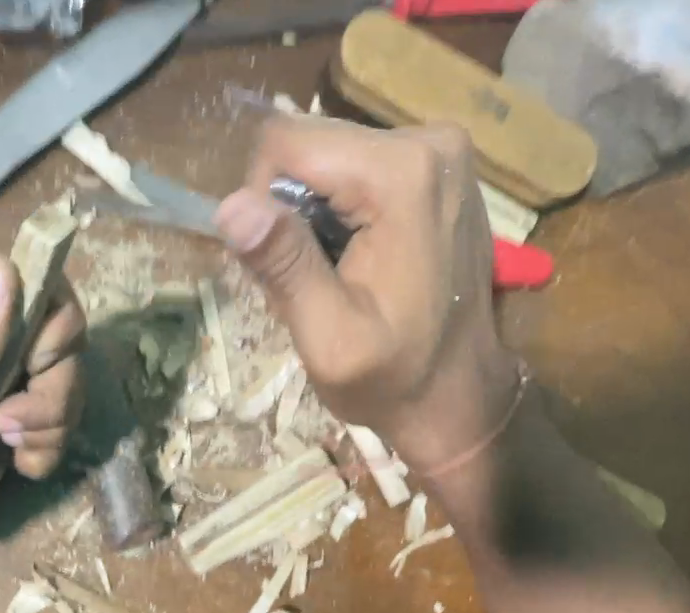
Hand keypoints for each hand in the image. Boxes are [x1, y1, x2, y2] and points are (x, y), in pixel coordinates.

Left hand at [0, 254, 85, 569]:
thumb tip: (3, 267)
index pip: (33, 284)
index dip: (50, 320)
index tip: (35, 363)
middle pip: (65, 340)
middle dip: (54, 388)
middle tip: (8, 426)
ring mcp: (5, 393)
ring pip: (68, 386)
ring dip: (51, 425)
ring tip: (8, 450)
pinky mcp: (18, 431)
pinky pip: (61, 426)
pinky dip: (49, 450)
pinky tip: (19, 468)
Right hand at [215, 117, 519, 471]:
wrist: (458, 396)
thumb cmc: (391, 376)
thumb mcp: (327, 335)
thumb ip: (283, 266)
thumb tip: (230, 206)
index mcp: (401, 174)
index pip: (284, 142)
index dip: (261, 201)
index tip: (281, 264)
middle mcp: (428, 140)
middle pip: (309, 145)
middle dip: (289, 210)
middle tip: (309, 279)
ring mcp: (441, 149)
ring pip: (329, 157)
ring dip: (313, 215)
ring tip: (334, 275)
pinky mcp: (440, 165)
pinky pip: (359, 168)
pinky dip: (341, 212)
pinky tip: (357, 260)